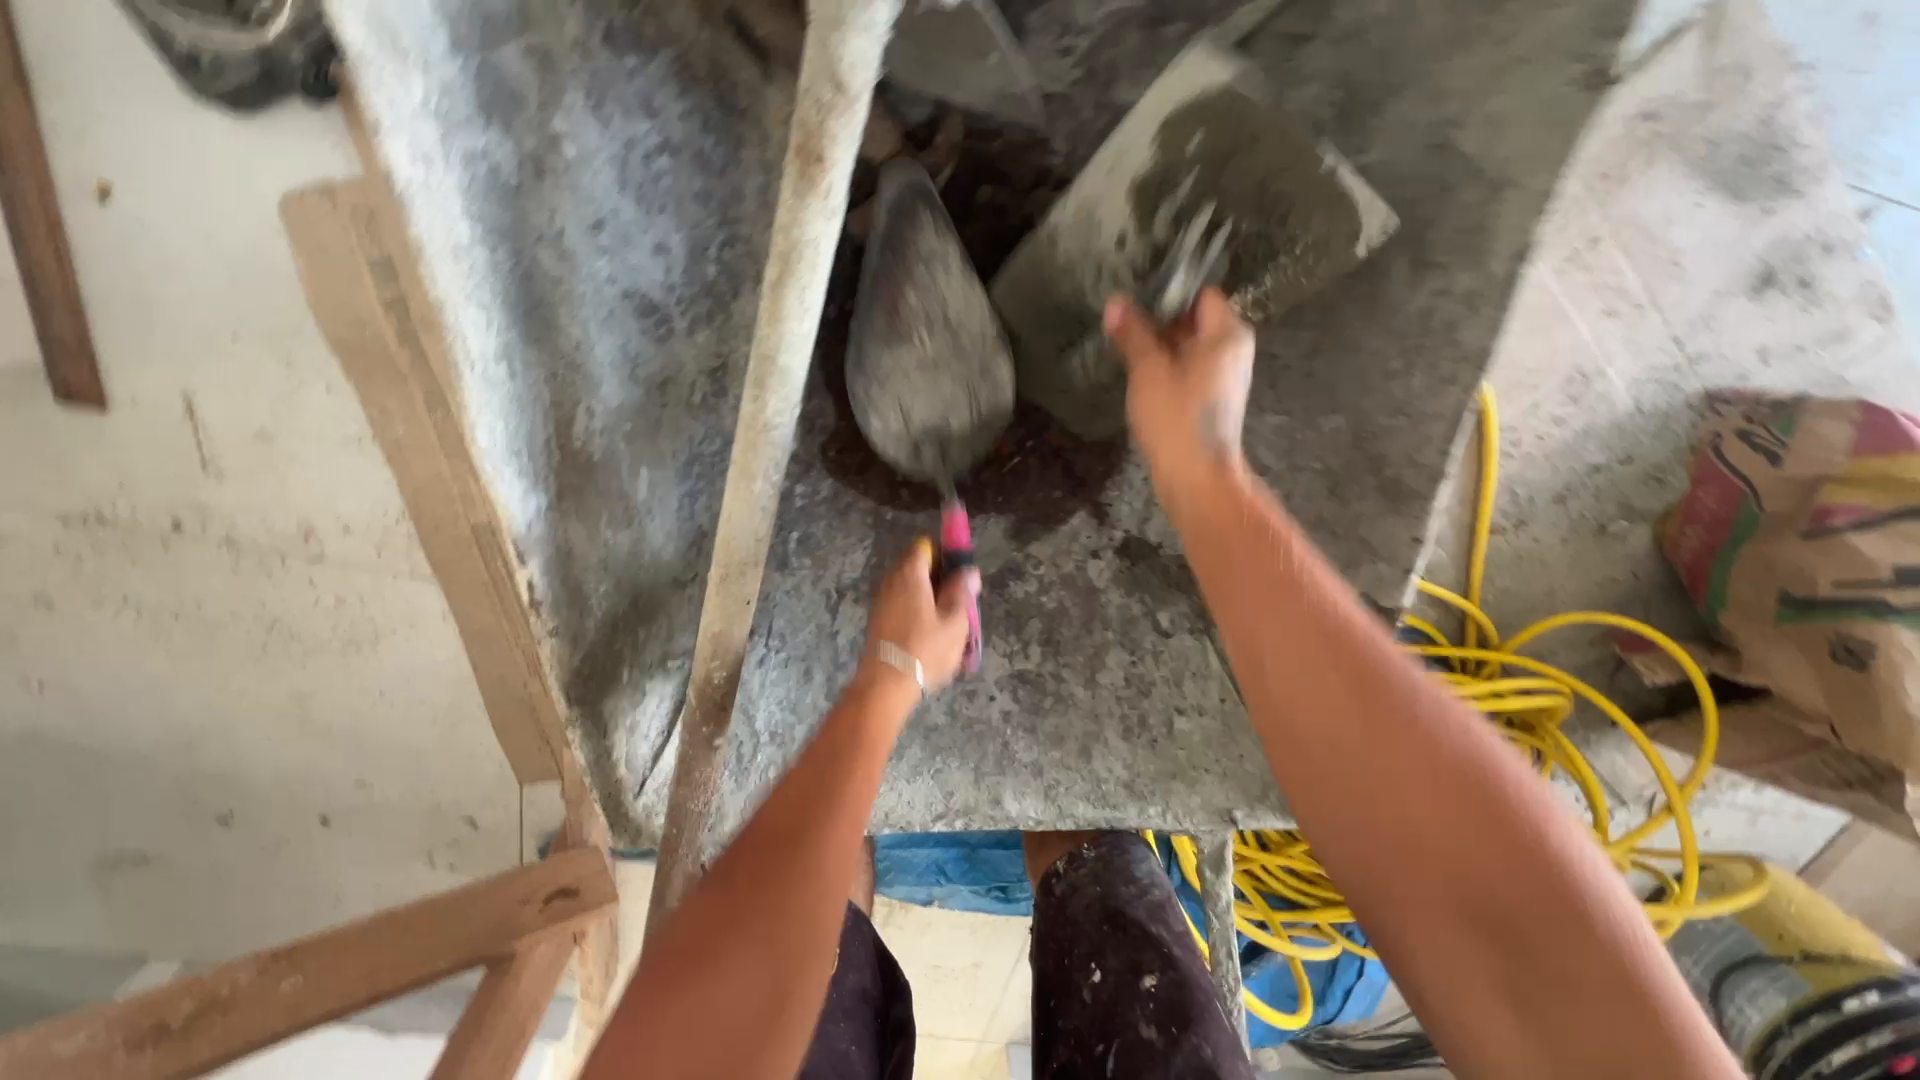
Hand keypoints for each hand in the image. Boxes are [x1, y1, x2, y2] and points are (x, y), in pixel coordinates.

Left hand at [860, 538, 980, 698]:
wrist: (884, 686)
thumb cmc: (924, 650)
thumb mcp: (955, 621)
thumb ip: (961, 592)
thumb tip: (969, 571)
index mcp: (910, 574)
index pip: (926, 546)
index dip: (946, 554)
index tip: (962, 572)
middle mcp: (891, 582)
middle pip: (918, 568)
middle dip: (940, 580)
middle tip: (961, 602)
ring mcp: (881, 603)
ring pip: (911, 590)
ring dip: (930, 600)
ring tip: (950, 624)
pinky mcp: (878, 623)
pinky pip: (902, 607)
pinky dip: (918, 614)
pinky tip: (932, 637)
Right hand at [1104, 287, 1254, 492]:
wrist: (1196, 477)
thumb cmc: (1175, 417)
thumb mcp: (1147, 370)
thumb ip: (1132, 333)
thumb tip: (1115, 301)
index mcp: (1226, 333)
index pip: (1202, 294)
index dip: (1170, 294)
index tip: (1136, 301)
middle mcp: (1233, 349)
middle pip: (1195, 320)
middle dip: (1160, 322)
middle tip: (1125, 327)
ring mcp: (1224, 376)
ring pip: (1190, 347)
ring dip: (1161, 348)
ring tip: (1128, 351)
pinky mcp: (1212, 399)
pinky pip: (1190, 370)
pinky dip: (1168, 369)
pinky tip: (1142, 379)